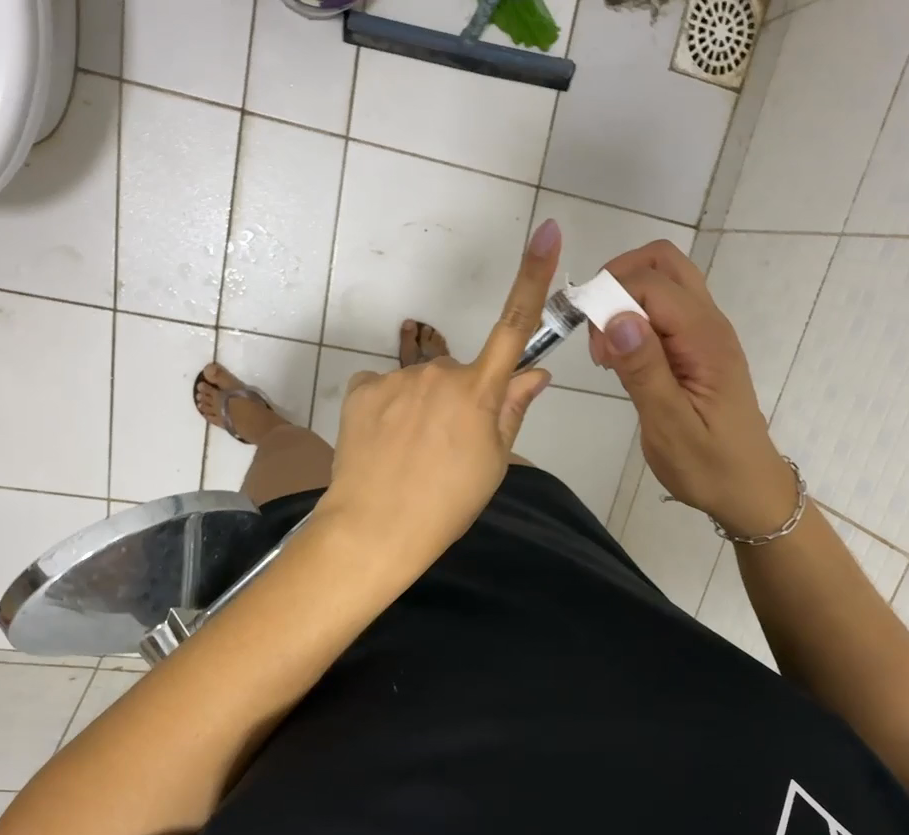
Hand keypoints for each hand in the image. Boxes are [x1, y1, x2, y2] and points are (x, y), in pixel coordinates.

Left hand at [316, 220, 558, 570]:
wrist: (376, 529)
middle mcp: (438, 374)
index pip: (514, 327)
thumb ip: (513, 411)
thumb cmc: (447, 504)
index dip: (533, 278)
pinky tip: (383, 444)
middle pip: (459, 375)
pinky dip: (387, 410)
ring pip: (420, 385)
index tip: (548, 232)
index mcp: (479, 393)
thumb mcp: (494, 464)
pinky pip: (384, 389)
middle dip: (459, 401)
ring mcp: (396, 379)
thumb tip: (536, 373)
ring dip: (420, 409)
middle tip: (447, 452)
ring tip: (410, 456)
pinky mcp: (361, 389)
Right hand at [588, 240, 795, 536]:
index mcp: (705, 340)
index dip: (611, 299)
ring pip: (663, 280)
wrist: (747, 489)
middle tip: (594, 331)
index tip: (594, 347)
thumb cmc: (708, 466)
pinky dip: (634, 317)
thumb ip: (644, 369)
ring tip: (606, 351)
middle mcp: (709, 323)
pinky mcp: (697, 346)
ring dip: (624, 298)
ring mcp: (705, 332)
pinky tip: (622, 358)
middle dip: (617, 281)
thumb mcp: (670, 425)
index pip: (651, 283)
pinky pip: (664, 308)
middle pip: (662, 262)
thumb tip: (616, 316)